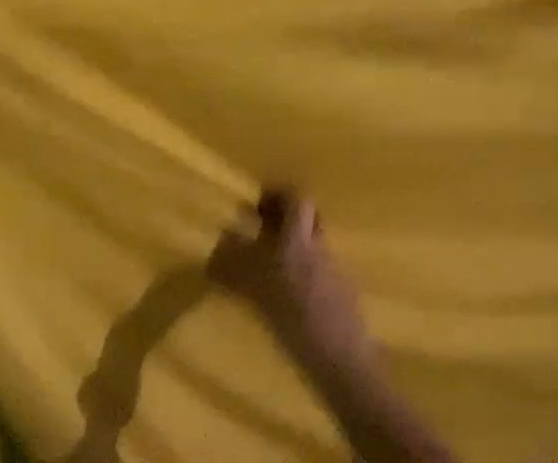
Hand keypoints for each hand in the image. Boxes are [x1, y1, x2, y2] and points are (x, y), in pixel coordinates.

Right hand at [210, 191, 370, 362]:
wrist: (342, 362)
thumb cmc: (295, 323)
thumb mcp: (256, 295)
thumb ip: (234, 271)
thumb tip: (212, 258)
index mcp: (298, 242)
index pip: (297, 200)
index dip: (279, 196)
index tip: (258, 205)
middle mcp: (319, 249)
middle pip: (310, 217)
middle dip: (288, 217)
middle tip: (264, 230)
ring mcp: (336, 270)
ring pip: (316, 242)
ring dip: (296, 244)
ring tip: (273, 267)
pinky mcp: (345, 292)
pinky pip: (322, 268)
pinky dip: (306, 270)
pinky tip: (292, 295)